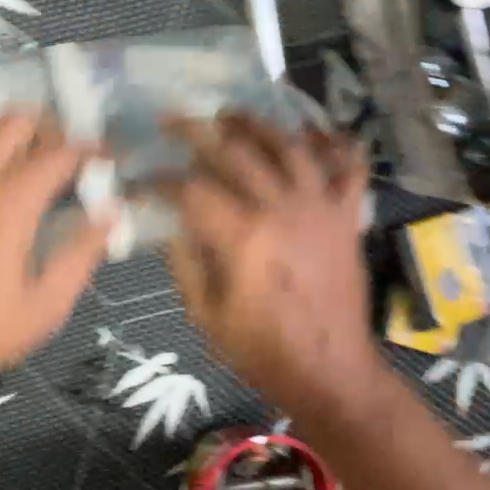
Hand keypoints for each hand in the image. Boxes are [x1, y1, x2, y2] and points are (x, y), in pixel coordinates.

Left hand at [0, 111, 108, 401]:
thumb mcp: (44, 306)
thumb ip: (81, 254)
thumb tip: (111, 214)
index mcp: (10, 205)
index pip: (59, 153)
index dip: (89, 149)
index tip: (105, 158)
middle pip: (16, 121)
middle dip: (49, 130)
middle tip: (65, 159)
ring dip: (10, 134)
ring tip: (28, 162)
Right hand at [165, 114, 373, 398]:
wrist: (331, 373)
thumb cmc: (263, 351)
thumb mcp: (206, 315)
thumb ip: (185, 263)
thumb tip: (171, 224)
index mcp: (242, 237)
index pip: (190, 189)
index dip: (158, 181)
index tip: (140, 180)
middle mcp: (282, 209)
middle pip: (234, 151)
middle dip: (196, 130)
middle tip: (172, 120)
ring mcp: (321, 208)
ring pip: (289, 146)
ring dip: (256, 124)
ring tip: (231, 115)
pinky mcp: (348, 217)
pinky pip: (348, 168)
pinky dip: (336, 144)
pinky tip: (315, 131)